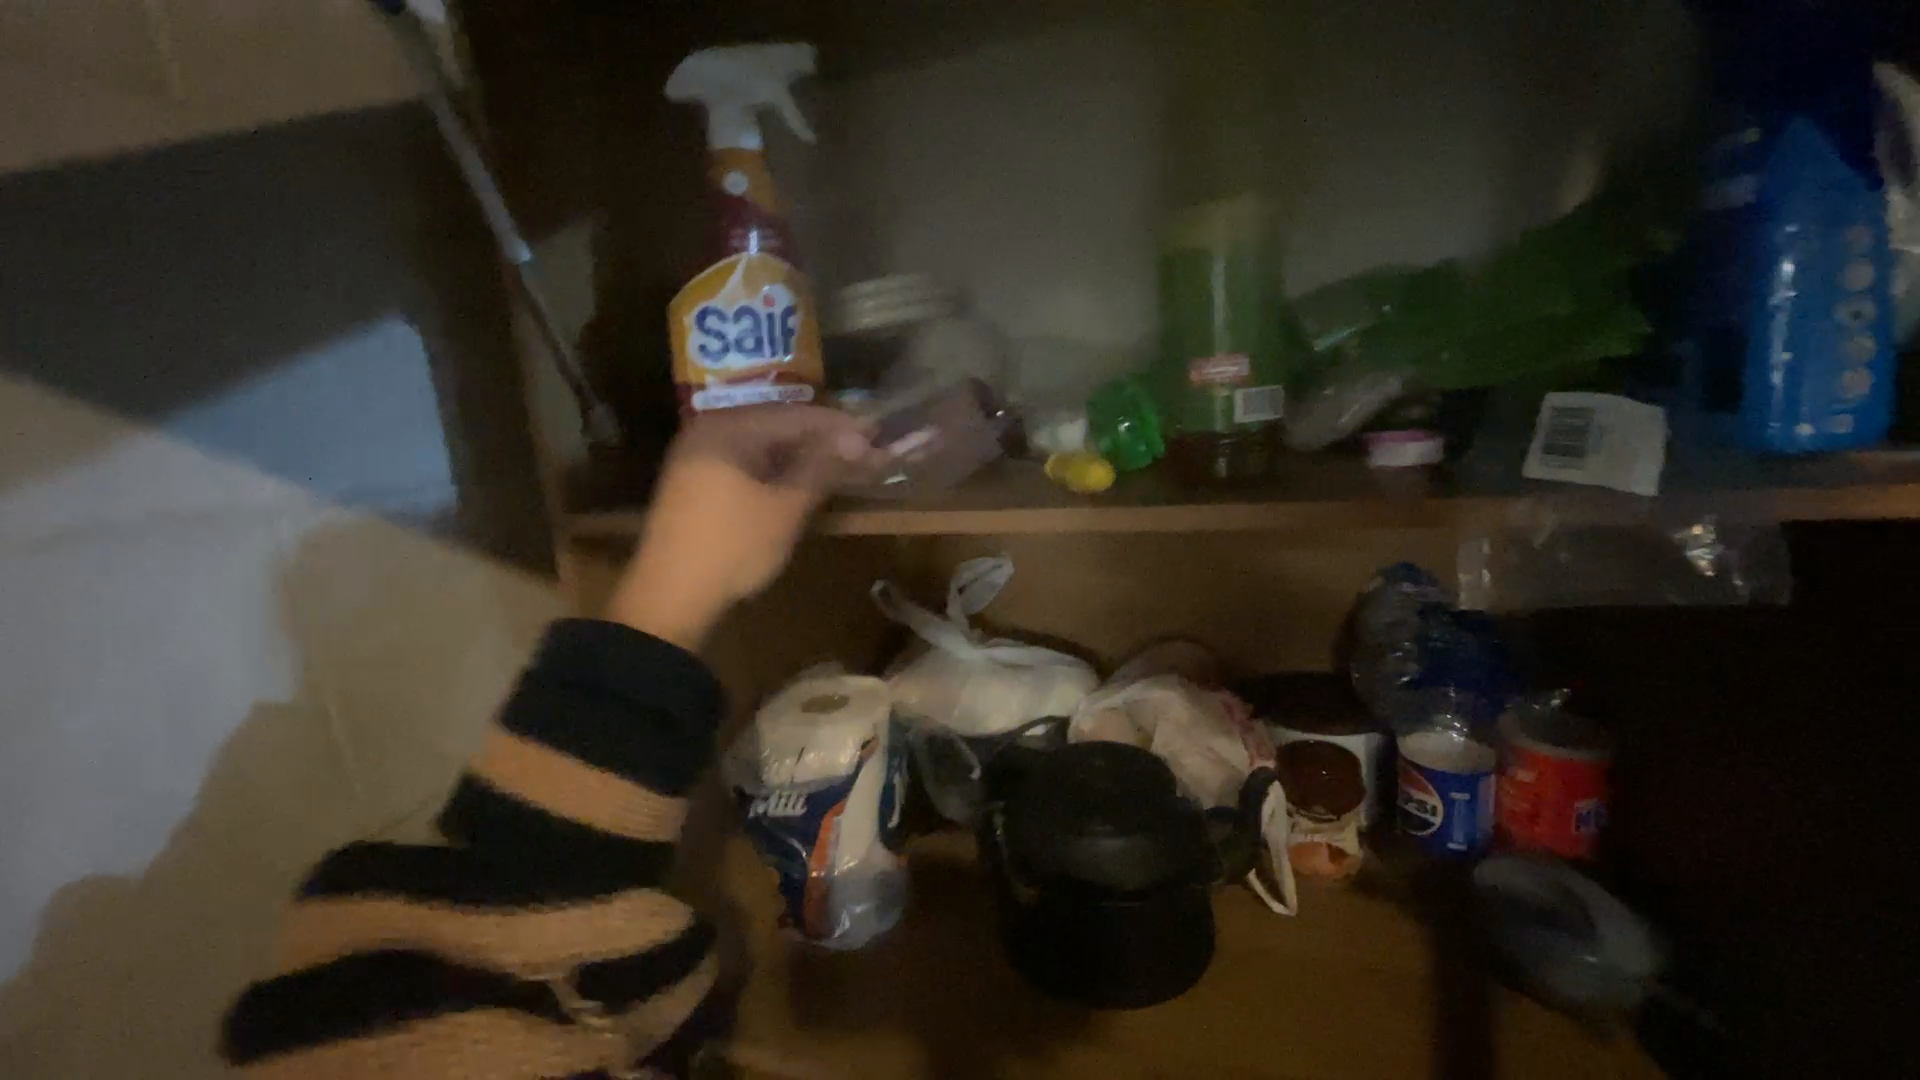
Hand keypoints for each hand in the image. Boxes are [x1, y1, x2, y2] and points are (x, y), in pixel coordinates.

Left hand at [607, 405, 877, 649]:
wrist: (669, 599)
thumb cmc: (732, 547)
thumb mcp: (785, 507)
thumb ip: (822, 467)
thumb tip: (860, 438)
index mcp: (727, 428)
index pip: (796, 415)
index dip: (840, 426)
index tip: (878, 434)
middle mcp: (709, 432)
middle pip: (778, 427)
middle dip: (824, 441)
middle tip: (867, 452)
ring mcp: (698, 459)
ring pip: (764, 448)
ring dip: (804, 458)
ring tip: (845, 468)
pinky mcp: (697, 486)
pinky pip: (748, 466)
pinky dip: (779, 473)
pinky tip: (806, 483)